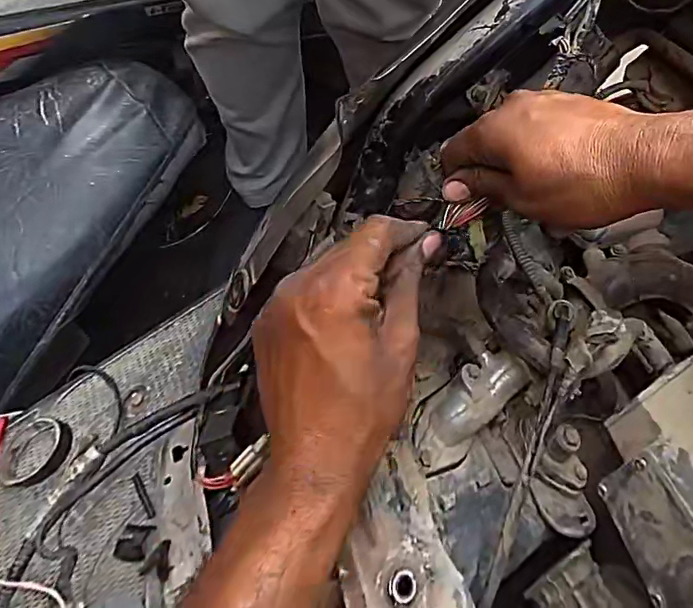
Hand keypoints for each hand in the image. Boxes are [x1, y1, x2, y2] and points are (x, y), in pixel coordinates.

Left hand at [252, 216, 441, 495]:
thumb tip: (422, 249)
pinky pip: (306, 283)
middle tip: (411, 266)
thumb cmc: (357, 418)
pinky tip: (350, 312)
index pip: (374, 232)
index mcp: (332, 291)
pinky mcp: (269, 318)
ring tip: (381, 298)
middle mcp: (298, 288)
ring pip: (328, 260)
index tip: (423, 237)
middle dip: (383, 251)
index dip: (405, 230)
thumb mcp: (399, 344)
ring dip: (357, 269)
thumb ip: (409, 284)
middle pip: (349, 243)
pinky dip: (331, 287)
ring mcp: (278, 302)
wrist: (313, 461)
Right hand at [440, 89, 658, 228]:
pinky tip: (562, 170)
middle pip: (484, 139)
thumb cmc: (590, 180)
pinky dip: (542, 146)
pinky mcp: (569, 102)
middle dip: (489, 168)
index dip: (455, 179)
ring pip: (514, 131)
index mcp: (493, 129)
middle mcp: (513, 106)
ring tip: (541, 187)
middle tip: (504, 199)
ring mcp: (543, 100)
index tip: (465, 197)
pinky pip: (541, 125)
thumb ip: (484, 188)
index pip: (453, 151)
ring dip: (517, 157)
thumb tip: (458, 186)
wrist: (644, 157)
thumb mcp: (525, 199)